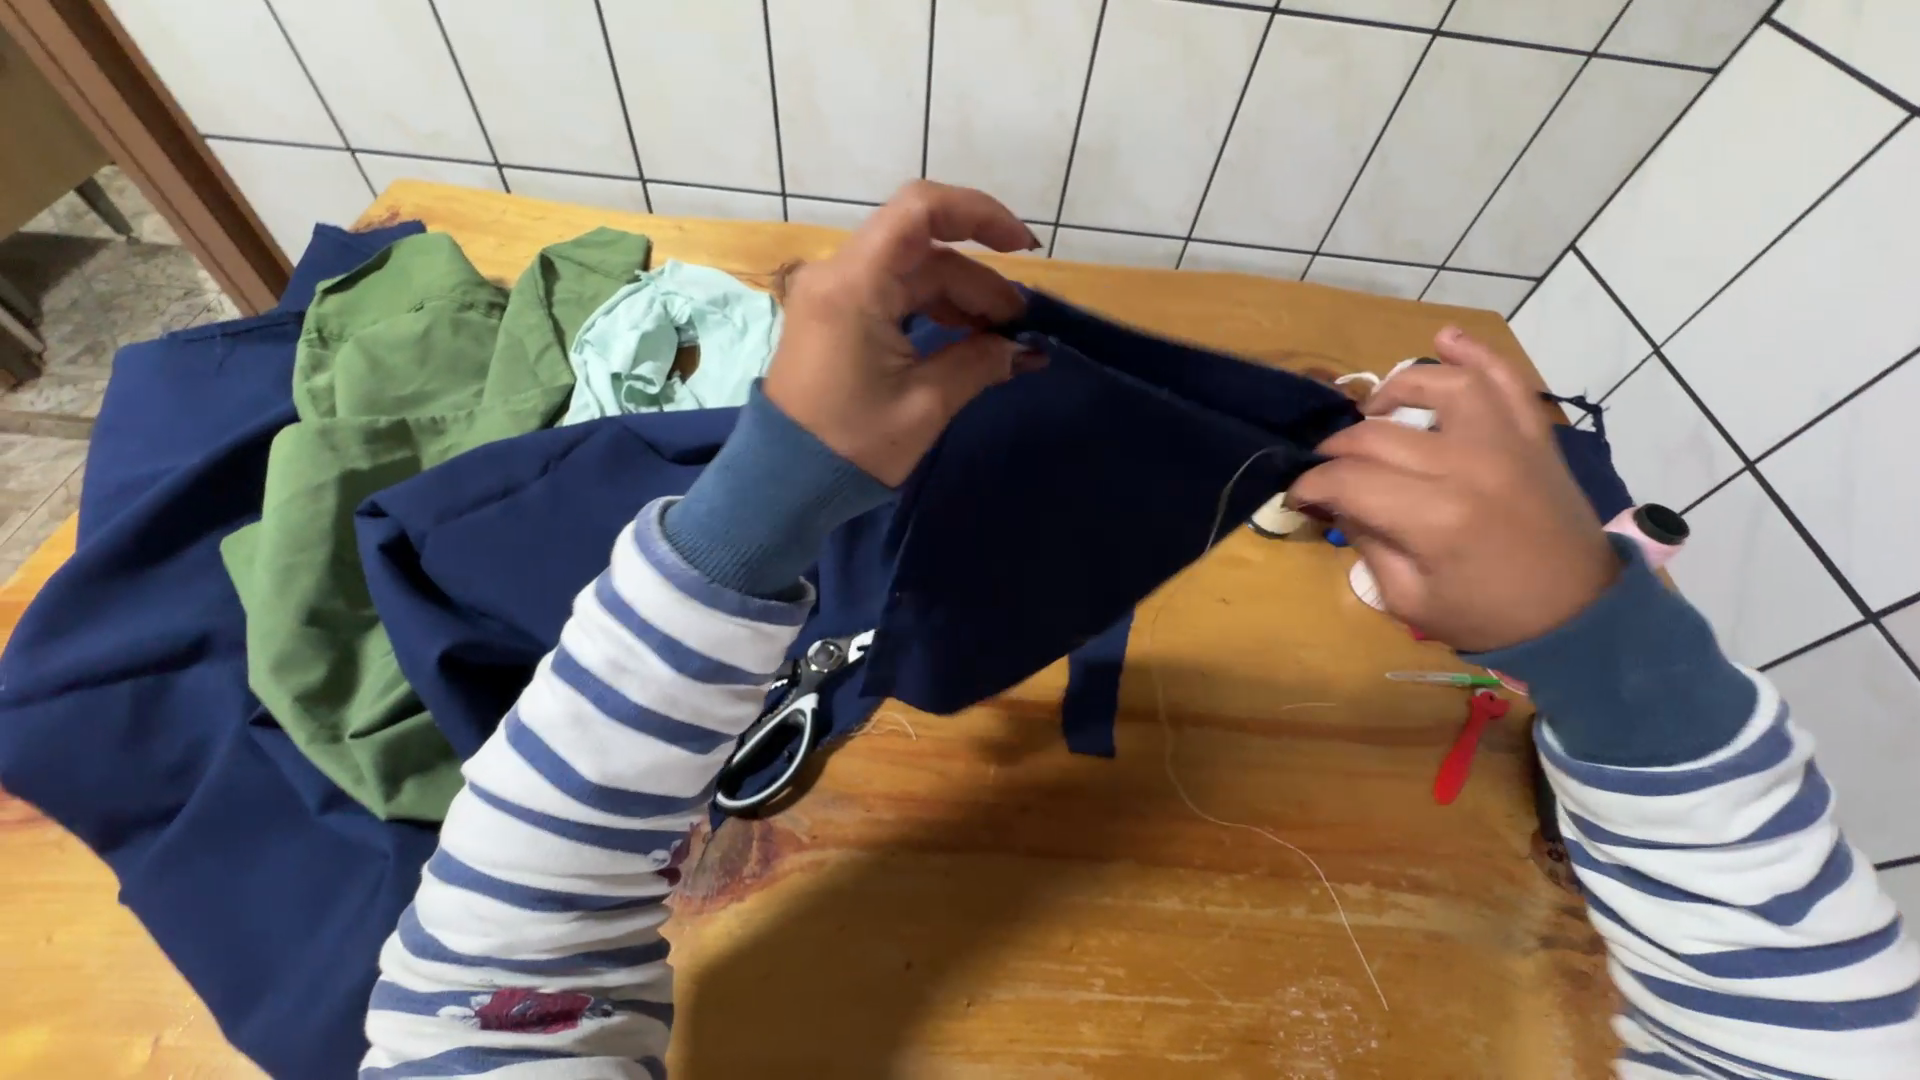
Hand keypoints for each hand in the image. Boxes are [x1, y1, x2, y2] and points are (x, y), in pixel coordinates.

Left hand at [764, 180, 1045, 486]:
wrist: (785, 482)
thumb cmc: (852, 446)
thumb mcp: (925, 405)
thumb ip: (980, 363)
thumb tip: (1026, 349)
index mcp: (854, 285)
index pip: (921, 210)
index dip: (981, 215)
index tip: (1024, 250)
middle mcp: (838, 274)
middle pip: (924, 250)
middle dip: (979, 281)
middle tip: (1020, 329)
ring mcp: (832, 293)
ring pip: (911, 272)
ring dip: (960, 297)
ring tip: (1000, 339)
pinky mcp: (834, 316)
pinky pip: (892, 294)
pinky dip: (932, 310)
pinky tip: (966, 338)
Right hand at [1288, 327, 1618, 651]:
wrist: (1580, 614)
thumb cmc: (1487, 615)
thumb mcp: (1407, 596)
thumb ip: (1366, 541)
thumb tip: (1336, 502)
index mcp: (1434, 516)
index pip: (1347, 480)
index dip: (1310, 486)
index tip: (1298, 497)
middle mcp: (1469, 465)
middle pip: (1378, 434)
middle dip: (1335, 450)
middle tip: (1326, 470)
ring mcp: (1507, 442)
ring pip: (1442, 386)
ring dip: (1397, 389)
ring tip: (1376, 410)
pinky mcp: (1533, 436)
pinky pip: (1506, 379)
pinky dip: (1476, 353)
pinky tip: (1445, 339)